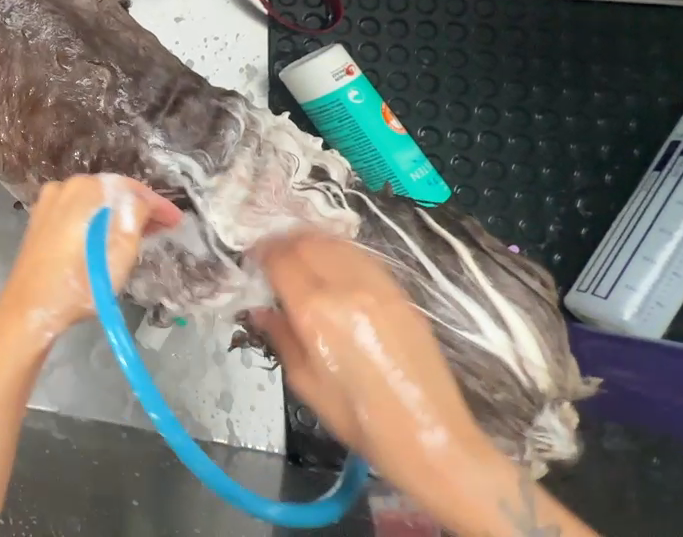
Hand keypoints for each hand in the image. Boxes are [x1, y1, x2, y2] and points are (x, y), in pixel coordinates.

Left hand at [0, 174, 180, 344]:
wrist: (31, 305)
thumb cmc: (80, 283)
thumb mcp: (119, 254)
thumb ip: (134, 219)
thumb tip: (141, 202)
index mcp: (84, 190)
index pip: (129, 188)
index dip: (157, 203)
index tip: (177, 220)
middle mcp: (64, 186)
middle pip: (110, 191)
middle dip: (139, 207)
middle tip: (164, 226)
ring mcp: (50, 200)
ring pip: (94, 200)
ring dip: (118, 213)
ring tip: (144, 232)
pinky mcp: (41, 216)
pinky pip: (77, 209)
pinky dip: (97, 218)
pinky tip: (111, 235)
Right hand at [247, 231, 499, 482]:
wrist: (431, 438)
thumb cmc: (359, 418)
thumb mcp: (304, 383)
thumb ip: (280, 338)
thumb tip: (261, 311)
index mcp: (314, 311)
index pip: (279, 259)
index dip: (260, 253)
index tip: (251, 260)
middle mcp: (345, 289)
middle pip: (305, 242)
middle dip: (282, 243)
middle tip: (271, 256)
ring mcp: (378, 289)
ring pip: (335, 243)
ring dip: (311, 242)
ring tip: (300, 256)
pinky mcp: (402, 295)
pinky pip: (362, 257)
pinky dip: (340, 252)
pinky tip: (334, 265)